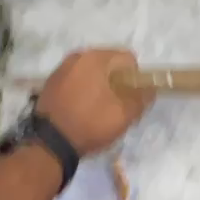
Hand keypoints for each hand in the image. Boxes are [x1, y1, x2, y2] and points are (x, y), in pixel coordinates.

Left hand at [36, 49, 155, 156]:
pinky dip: (82, 89)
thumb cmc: (89, 124)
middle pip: (108, 63)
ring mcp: (61, 68)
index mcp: (95, 58)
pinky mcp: (51, 81)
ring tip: (98, 109)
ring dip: (99, 85)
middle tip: (116, 105)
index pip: (127, 58)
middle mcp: (77, 56)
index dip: (135, 77)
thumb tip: (150, 88)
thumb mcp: (123, 115)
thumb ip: (141, 98)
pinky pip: (75, 79)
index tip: (131, 97)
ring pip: (91, 71)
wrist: (49, 143)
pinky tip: (81, 108)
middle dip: (116, 80)